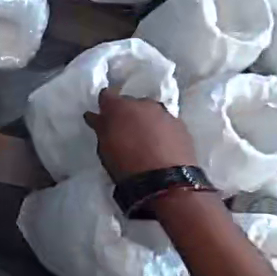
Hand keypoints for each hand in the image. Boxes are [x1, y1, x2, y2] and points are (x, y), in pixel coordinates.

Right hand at [83, 86, 197, 181]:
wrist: (164, 180)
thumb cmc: (125, 163)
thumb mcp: (104, 147)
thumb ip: (100, 127)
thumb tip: (94, 115)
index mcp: (120, 106)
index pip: (107, 96)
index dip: (104, 105)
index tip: (104, 117)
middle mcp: (143, 103)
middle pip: (131, 103)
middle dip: (127, 114)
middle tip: (124, 131)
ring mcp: (165, 113)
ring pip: (151, 112)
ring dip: (146, 121)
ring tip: (144, 140)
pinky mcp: (182, 126)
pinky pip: (166, 124)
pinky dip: (161, 131)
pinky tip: (160, 145)